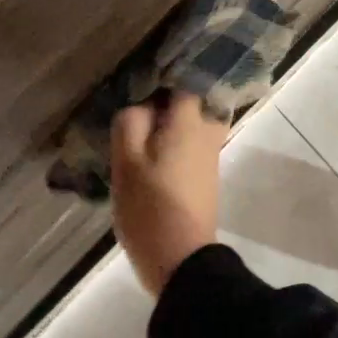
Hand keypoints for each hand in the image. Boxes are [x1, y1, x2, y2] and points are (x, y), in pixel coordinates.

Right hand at [111, 92, 229, 295]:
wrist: (181, 258)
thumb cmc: (151, 206)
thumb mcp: (127, 162)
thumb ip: (131, 123)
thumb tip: (142, 104)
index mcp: (189, 121)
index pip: (182, 82)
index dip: (159, 80)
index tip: (138, 83)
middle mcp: (207, 131)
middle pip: (191, 103)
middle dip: (169, 101)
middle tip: (138, 108)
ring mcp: (211, 154)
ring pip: (193, 124)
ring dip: (171, 124)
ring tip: (141, 130)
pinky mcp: (206, 176)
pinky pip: (192, 145)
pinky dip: (176, 142)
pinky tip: (153, 152)